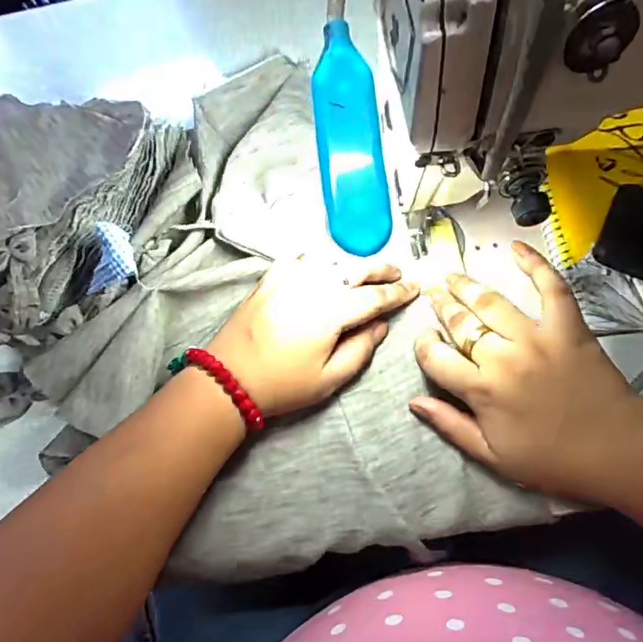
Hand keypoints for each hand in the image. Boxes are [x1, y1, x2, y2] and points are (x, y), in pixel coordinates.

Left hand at [205, 260, 418, 416]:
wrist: (227, 378)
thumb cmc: (282, 385)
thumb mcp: (329, 378)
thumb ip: (361, 349)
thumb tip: (380, 325)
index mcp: (331, 312)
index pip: (374, 296)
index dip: (398, 292)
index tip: (414, 288)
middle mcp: (312, 286)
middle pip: (355, 268)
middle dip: (381, 269)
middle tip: (397, 273)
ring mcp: (288, 278)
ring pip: (329, 257)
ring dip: (352, 260)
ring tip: (365, 269)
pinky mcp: (269, 280)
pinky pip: (298, 257)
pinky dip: (317, 256)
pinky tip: (324, 261)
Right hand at [410, 242, 642, 498]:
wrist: (614, 448)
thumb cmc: (551, 459)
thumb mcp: (492, 456)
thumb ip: (450, 426)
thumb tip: (415, 401)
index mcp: (482, 390)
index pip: (437, 357)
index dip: (424, 346)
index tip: (426, 340)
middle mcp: (503, 357)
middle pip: (461, 323)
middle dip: (442, 306)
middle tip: (433, 293)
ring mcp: (536, 337)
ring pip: (492, 302)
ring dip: (468, 286)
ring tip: (453, 277)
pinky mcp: (567, 326)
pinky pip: (550, 288)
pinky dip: (534, 264)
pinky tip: (515, 248)